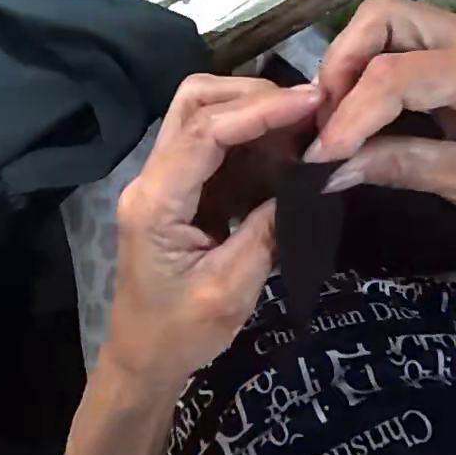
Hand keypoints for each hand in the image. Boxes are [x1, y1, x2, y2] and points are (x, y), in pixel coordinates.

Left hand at [109, 76, 321, 393]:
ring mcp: (162, 179)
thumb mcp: (231, 290)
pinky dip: (252, 140)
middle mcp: (151, 178)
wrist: (143, 357)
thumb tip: (311, 179)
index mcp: (155, 203)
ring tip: (304, 127)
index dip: (260, 109)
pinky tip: (286, 152)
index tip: (312, 103)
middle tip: (309, 110)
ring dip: (254, 114)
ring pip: (202, 115)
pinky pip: (214, 146)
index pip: (204, 132)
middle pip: (194, 103)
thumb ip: (268, 230)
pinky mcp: (179, 188)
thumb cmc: (180, 334)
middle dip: (253, 96)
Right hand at [306, 0, 455, 247]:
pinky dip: (361, 71)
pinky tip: (356, 109)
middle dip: (340, 64)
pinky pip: (391, 42)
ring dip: (346, 65)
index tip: (320, 154)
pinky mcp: (450, 49)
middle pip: (383, 17)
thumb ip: (401, 166)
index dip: (351, 112)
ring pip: (381, 22)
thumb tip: (328, 169)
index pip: (399, 74)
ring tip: (337, 117)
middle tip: (326, 120)